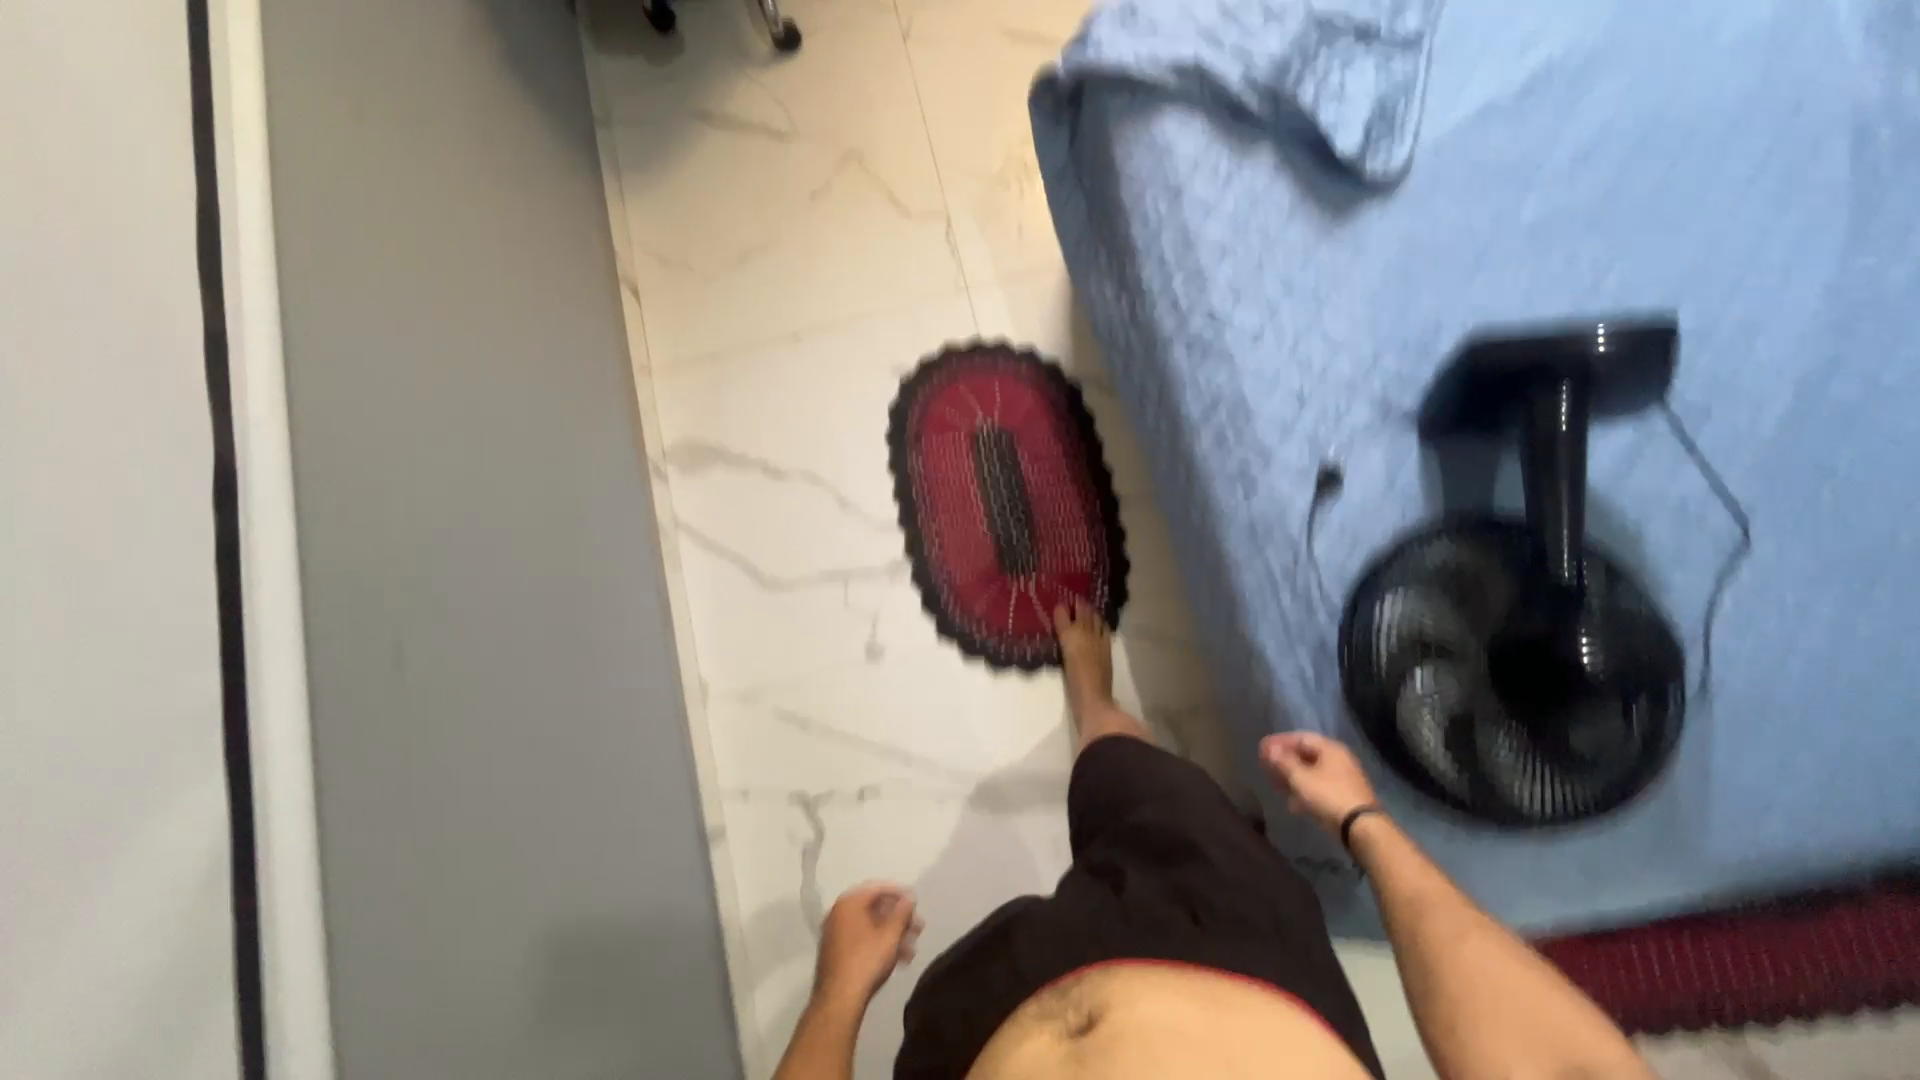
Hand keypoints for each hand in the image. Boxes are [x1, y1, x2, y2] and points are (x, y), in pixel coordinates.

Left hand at [812, 882, 923, 1009]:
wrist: (839, 1000)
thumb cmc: (866, 960)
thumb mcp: (890, 935)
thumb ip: (902, 912)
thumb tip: (909, 897)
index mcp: (849, 903)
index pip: (878, 888)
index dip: (899, 893)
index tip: (916, 902)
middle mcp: (839, 914)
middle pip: (875, 909)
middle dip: (899, 919)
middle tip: (918, 928)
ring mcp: (837, 934)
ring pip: (871, 927)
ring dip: (894, 935)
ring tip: (912, 949)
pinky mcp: (838, 953)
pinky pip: (863, 940)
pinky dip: (881, 945)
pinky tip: (899, 960)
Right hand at [1260, 732, 1379, 837]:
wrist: (1361, 826)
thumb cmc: (1328, 796)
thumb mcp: (1300, 778)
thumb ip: (1283, 762)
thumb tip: (1270, 749)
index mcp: (1330, 748)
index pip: (1300, 737)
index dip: (1279, 742)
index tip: (1261, 749)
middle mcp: (1338, 759)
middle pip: (1306, 754)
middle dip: (1284, 760)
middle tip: (1266, 767)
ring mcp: (1343, 778)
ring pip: (1312, 771)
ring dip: (1292, 777)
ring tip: (1276, 785)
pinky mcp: (1344, 795)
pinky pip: (1319, 786)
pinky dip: (1304, 790)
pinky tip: (1293, 803)